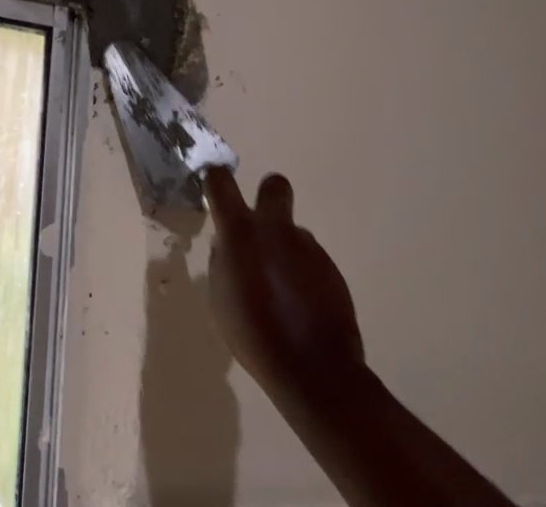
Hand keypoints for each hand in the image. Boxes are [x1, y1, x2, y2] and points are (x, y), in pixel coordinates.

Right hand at [204, 168, 363, 397]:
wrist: (313, 367)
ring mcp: (309, 249)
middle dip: (268, 193)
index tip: (213, 183)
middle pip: (275, 187)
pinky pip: (309, 260)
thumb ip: (223, 262)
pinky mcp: (332, 270)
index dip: (216, 178)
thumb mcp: (220, 296)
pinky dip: (301, 274)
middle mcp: (277, 231)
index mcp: (241, 234)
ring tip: (279, 289)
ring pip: (292, 233)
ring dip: (284, 249)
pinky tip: (299, 305)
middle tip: (261, 221)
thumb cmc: (252, 333)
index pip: (222, 183)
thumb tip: (229, 247)